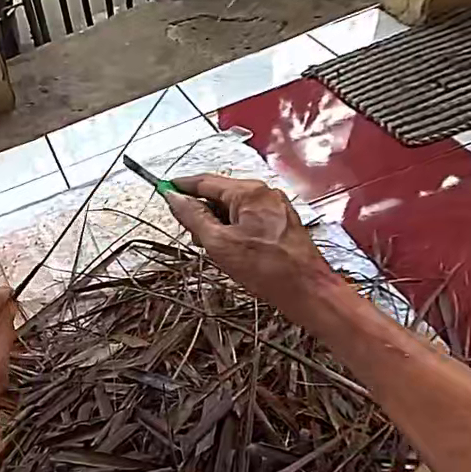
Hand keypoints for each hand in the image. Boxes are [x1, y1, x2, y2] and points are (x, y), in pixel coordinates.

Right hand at [164, 175, 342, 322]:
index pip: (206, 181)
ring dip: (217, 221)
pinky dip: (233, 227)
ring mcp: (276, 206)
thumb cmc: (265, 268)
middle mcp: (264, 192)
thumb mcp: (218, 243)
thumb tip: (173, 198)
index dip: (182, 186)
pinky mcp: (282, 221)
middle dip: (201, 210)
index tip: (164, 189)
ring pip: (235, 207)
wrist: (307, 290)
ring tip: (210, 246)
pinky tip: (229, 248)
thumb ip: (193, 217)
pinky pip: (249, 216)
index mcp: (249, 192)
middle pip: (221, 193)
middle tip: (188, 231)